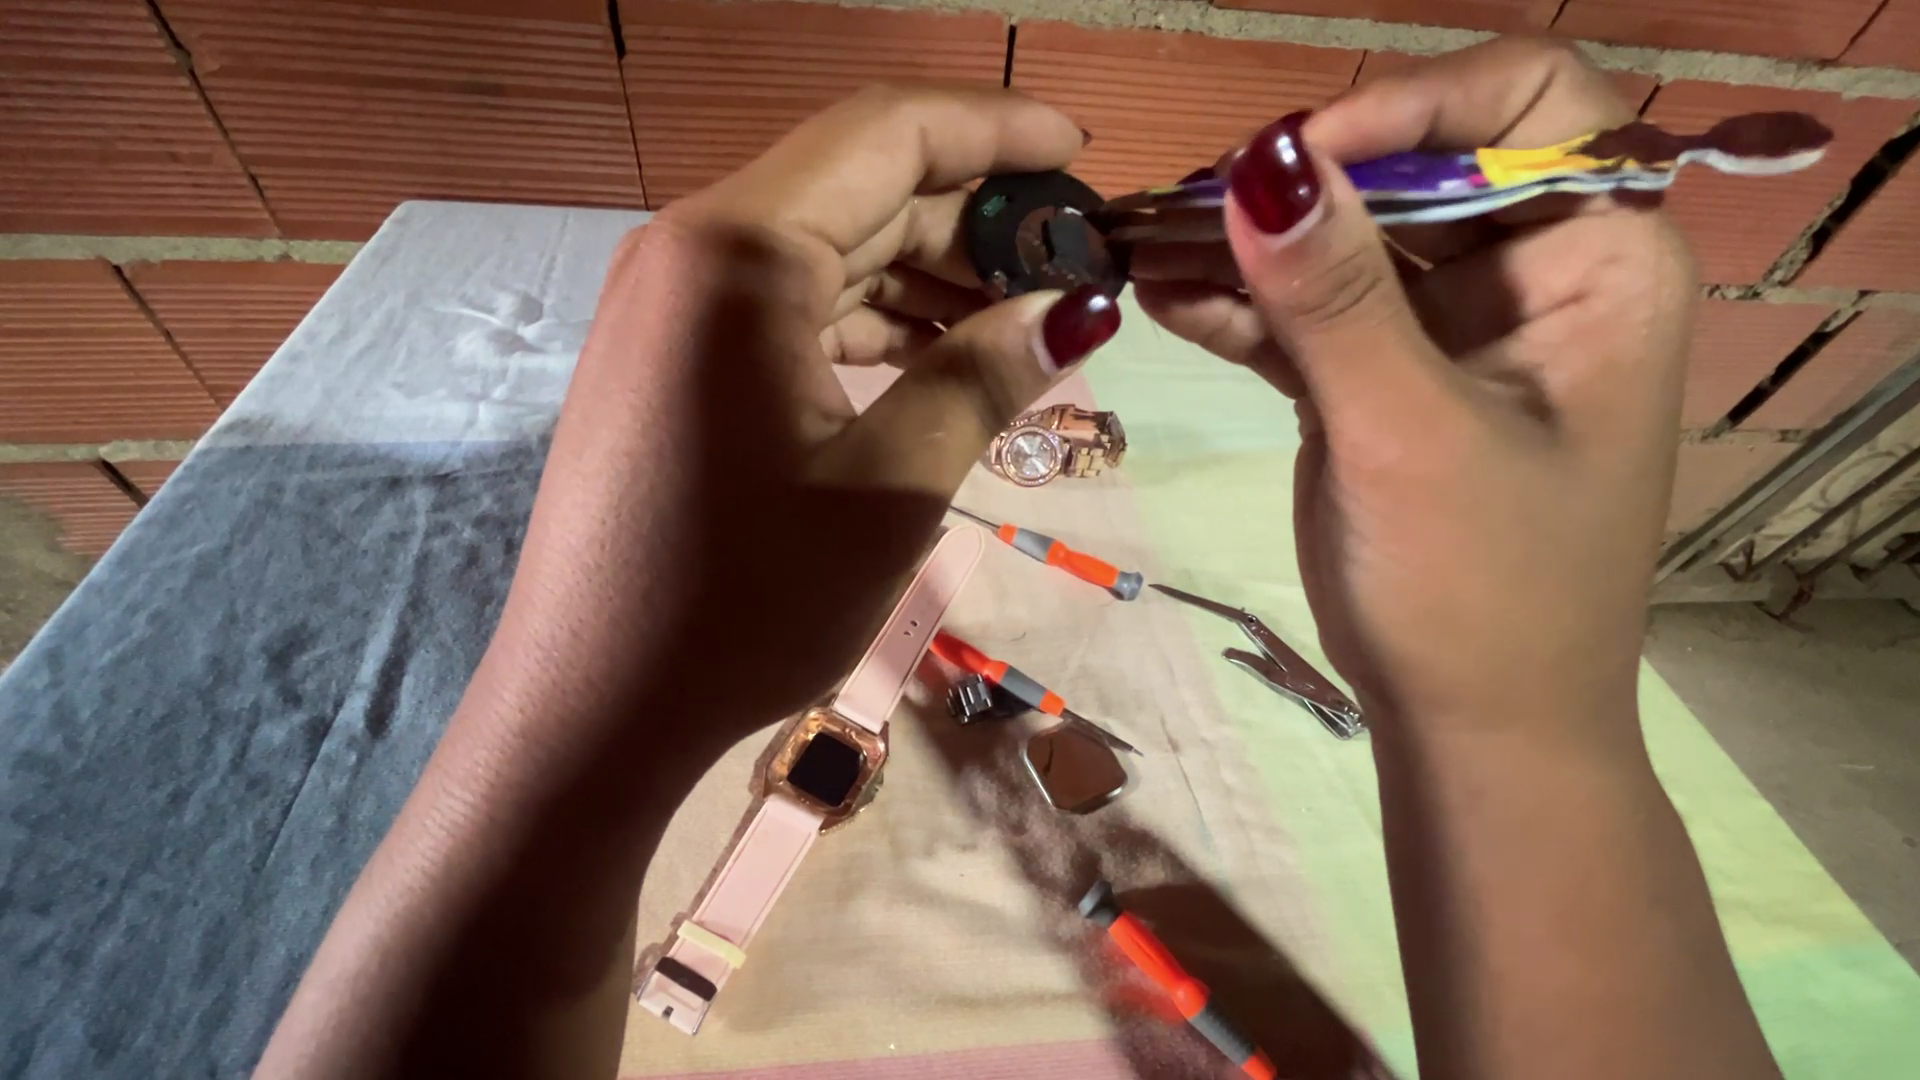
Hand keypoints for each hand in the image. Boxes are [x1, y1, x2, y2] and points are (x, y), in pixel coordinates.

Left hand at [520, 85, 1121, 743]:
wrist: (601, 705)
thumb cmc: (748, 602)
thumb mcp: (892, 484)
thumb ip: (986, 374)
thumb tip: (1080, 306)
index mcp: (737, 252)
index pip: (890, 133)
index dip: (999, 131)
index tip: (1081, 153)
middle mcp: (692, 252)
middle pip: (859, 188)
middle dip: (972, 217)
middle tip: (1068, 264)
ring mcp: (674, 310)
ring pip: (827, 250)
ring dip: (927, 275)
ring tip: (1020, 319)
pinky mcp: (676, 364)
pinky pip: (791, 310)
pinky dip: (872, 322)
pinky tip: (935, 358)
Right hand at [1133, 38, 1694, 739]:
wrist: (1464, 717)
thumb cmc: (1476, 587)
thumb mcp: (1406, 432)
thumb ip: (1334, 297)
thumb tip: (1262, 164)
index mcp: (1594, 266)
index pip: (1528, 111)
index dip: (1412, 105)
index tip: (1291, 153)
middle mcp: (1521, 282)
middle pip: (1408, 177)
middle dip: (1298, 184)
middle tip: (1186, 202)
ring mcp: (1434, 338)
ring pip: (1338, 253)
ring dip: (1245, 248)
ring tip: (1147, 246)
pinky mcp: (1369, 387)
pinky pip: (1299, 323)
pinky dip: (1237, 311)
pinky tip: (1163, 300)